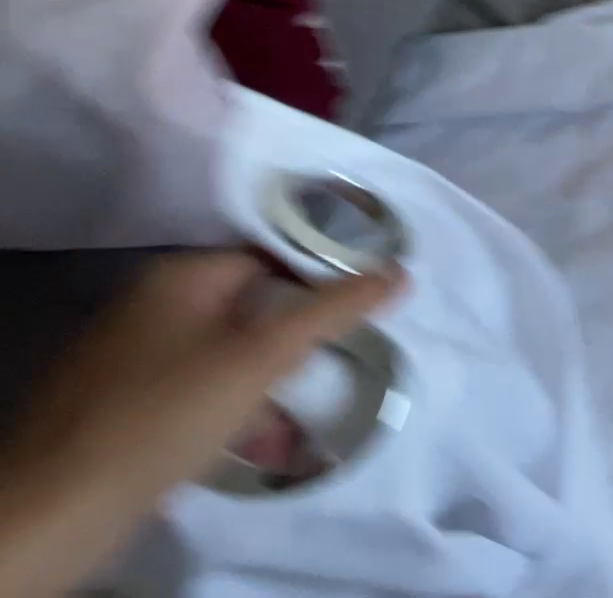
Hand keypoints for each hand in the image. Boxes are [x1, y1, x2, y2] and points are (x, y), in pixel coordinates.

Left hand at [0, 251, 401, 593]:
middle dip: (300, 333)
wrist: (53, 514)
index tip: (365, 301)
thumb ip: (338, 308)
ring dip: (273, 376)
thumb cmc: (166, 413)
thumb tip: (401, 272)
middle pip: (254, 305)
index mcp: (177, 279)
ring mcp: (130, 359)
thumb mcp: (267, 354)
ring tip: (309, 402)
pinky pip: (201, 388)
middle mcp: (149, 308)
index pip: (274, 256)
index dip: (324, 274)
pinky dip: (237, 405)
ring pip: (230, 350)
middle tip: (343, 352)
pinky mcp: (122, 408)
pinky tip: (264, 436)